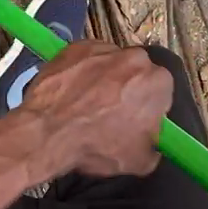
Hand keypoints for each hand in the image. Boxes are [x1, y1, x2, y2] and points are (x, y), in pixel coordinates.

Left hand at [8, 41, 171, 179]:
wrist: (47, 133)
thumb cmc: (95, 146)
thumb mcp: (140, 161)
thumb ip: (155, 146)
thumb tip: (153, 143)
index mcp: (158, 82)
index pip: (160, 92)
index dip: (147, 107)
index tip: (134, 119)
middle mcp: (134, 57)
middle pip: (135, 72)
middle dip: (126, 88)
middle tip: (108, 111)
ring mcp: (102, 48)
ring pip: (109, 63)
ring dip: (102, 78)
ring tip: (84, 103)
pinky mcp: (75, 47)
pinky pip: (85, 58)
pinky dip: (80, 71)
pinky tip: (70, 92)